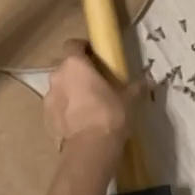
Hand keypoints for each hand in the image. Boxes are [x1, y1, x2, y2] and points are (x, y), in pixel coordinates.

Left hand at [43, 41, 135, 158]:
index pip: (72, 44)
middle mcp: (57, 76)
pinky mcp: (46, 118)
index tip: (95, 55)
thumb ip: (135, 87)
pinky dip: (65, 110)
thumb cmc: (110, 115)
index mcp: (74, 64)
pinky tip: (79, 122)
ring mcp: (48, 98)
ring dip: (70, 91)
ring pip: (60, 88)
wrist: (90, 149)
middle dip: (77, 72)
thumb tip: (148, 81)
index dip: (83, 48)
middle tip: (94, 82)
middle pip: (65, 67)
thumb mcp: (128, 99)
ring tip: (87, 104)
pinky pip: (56, 108)